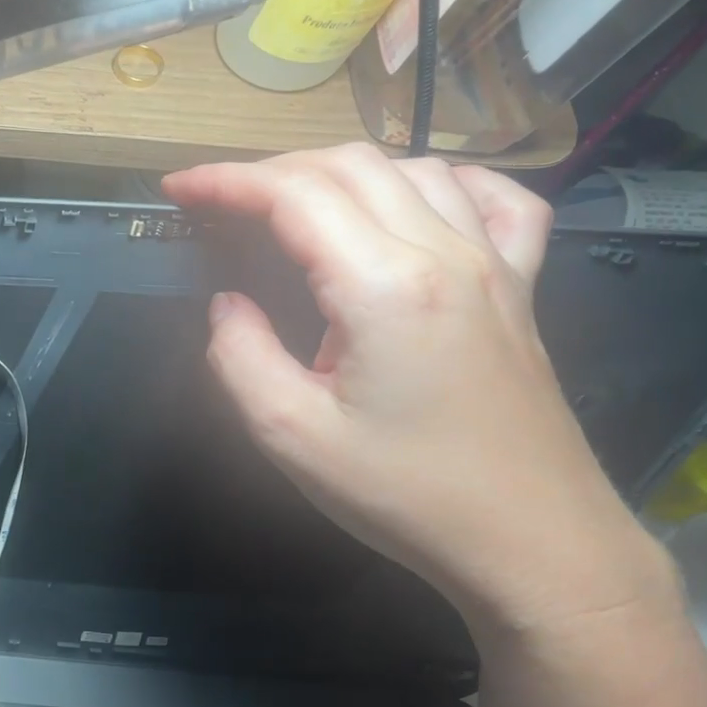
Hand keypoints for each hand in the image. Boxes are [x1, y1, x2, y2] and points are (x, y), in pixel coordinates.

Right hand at [162, 144, 673, 633]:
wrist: (529, 539)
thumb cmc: (402, 493)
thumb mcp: (288, 434)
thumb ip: (240, 356)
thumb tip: (227, 304)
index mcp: (383, 287)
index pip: (296, 197)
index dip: (227, 181)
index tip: (177, 188)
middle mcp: (446, 254)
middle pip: (351, 167)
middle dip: (270, 170)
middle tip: (216, 200)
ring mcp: (495, 264)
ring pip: (413, 170)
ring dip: (337, 171)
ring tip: (285, 201)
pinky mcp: (521, 287)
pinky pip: (491, 199)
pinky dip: (437, 181)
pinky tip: (410, 198)